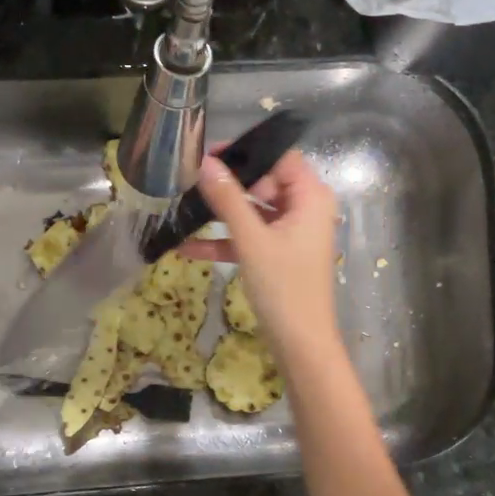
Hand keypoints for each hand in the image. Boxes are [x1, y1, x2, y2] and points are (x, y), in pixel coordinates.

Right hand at [180, 150, 340, 362]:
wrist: (300, 342)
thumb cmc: (283, 287)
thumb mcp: (251, 240)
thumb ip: (227, 200)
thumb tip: (205, 163)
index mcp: (310, 197)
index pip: (279, 158)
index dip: (245, 153)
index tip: (208, 155)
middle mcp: (305, 209)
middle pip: (263, 183)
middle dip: (228, 186)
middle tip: (191, 184)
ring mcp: (291, 234)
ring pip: (253, 212)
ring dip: (221, 216)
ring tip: (184, 210)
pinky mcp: (278, 256)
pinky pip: (250, 239)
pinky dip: (225, 242)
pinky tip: (188, 247)